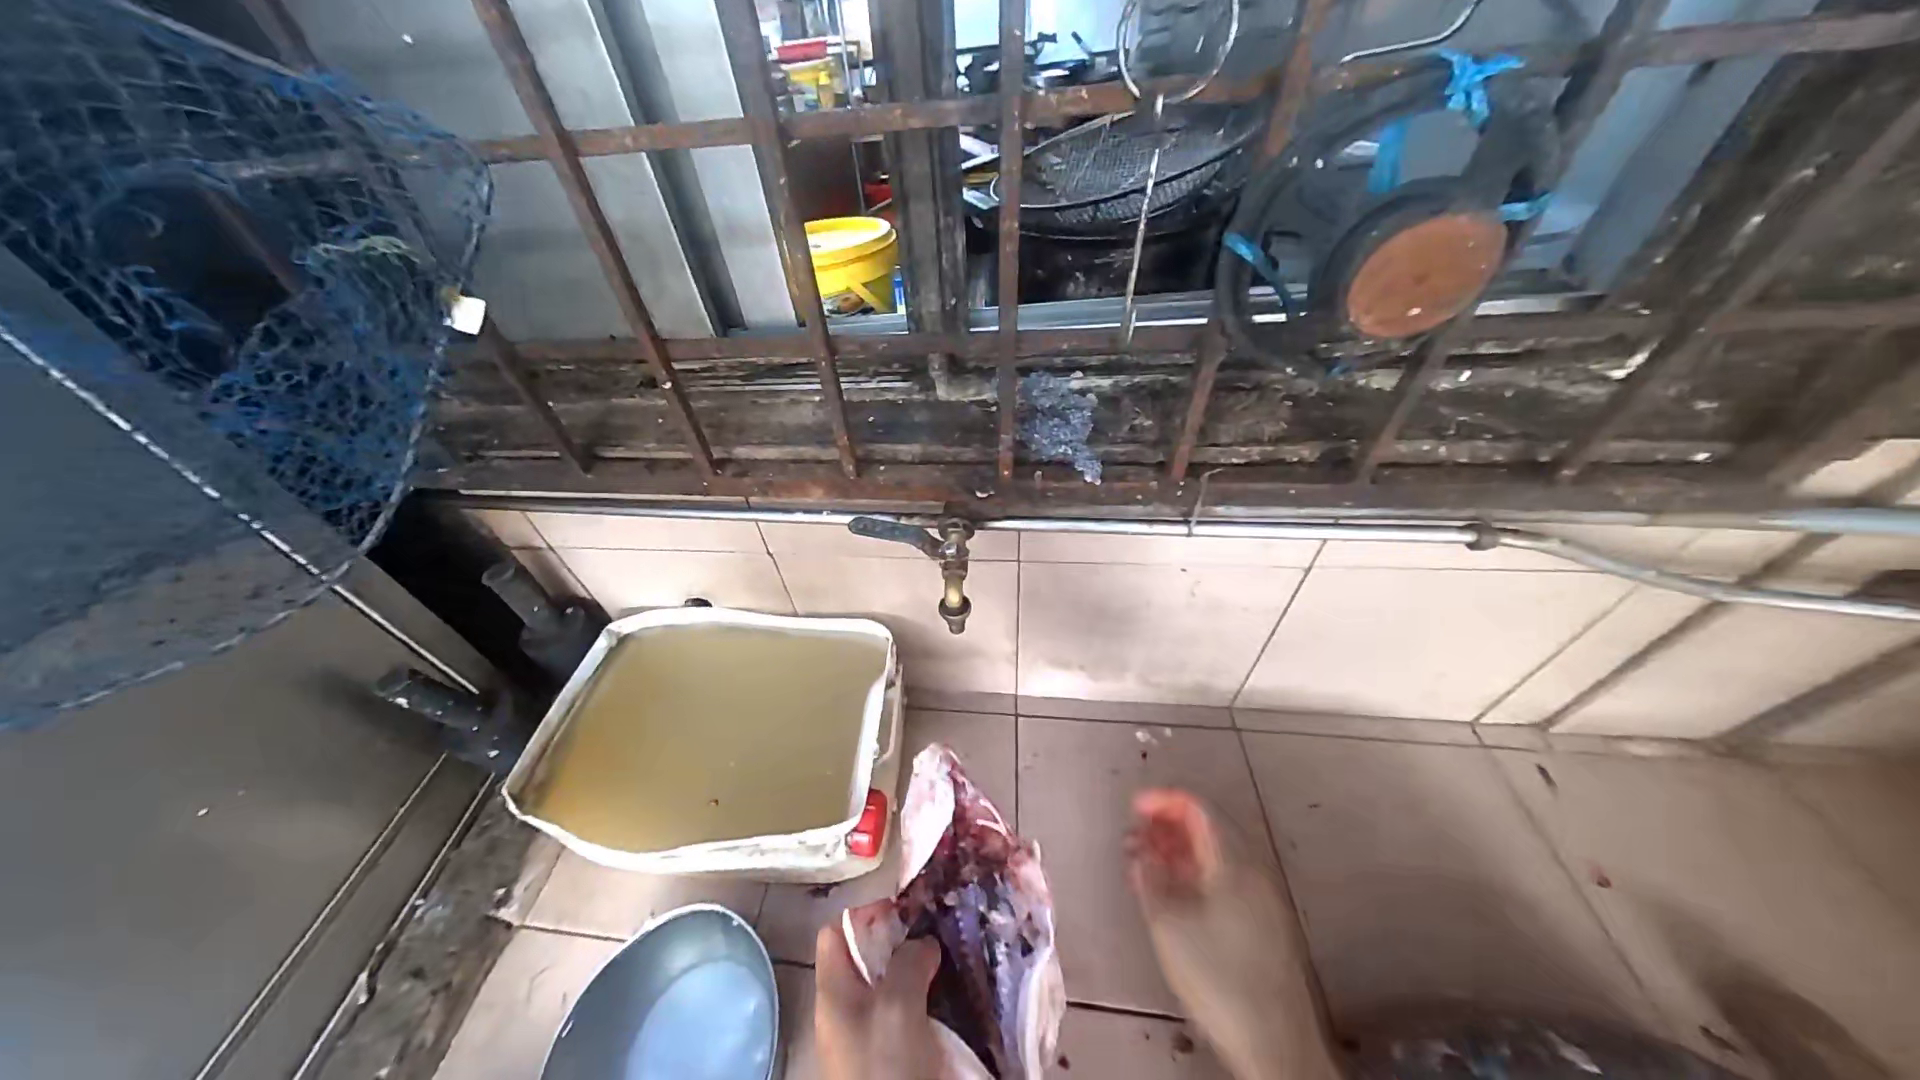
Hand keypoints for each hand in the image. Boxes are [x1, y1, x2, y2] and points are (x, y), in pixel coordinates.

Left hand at [813, 901, 944, 1079]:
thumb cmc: (885, 1069)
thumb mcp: (895, 1005)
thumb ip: (907, 961)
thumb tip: (923, 943)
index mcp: (833, 992)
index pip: (836, 932)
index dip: (867, 915)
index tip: (906, 912)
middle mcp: (848, 1010)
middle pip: (869, 958)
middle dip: (903, 941)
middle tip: (939, 932)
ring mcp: (870, 1036)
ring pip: (894, 985)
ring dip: (921, 971)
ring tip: (954, 959)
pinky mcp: (895, 1058)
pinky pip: (911, 1015)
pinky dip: (930, 1001)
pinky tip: (956, 995)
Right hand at [1126, 789, 1344, 1079]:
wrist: (1274, 1042)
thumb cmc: (1216, 974)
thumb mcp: (1167, 922)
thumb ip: (1149, 876)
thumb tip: (1138, 848)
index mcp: (1233, 862)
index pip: (1198, 809)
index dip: (1164, 799)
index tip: (1134, 804)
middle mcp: (1252, 870)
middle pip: (1208, 829)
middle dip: (1168, 824)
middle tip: (1135, 832)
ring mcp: (1261, 898)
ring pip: (1215, 856)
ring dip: (1178, 850)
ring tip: (1144, 859)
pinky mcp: (1262, 923)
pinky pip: (1223, 879)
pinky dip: (1194, 873)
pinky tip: (1172, 891)